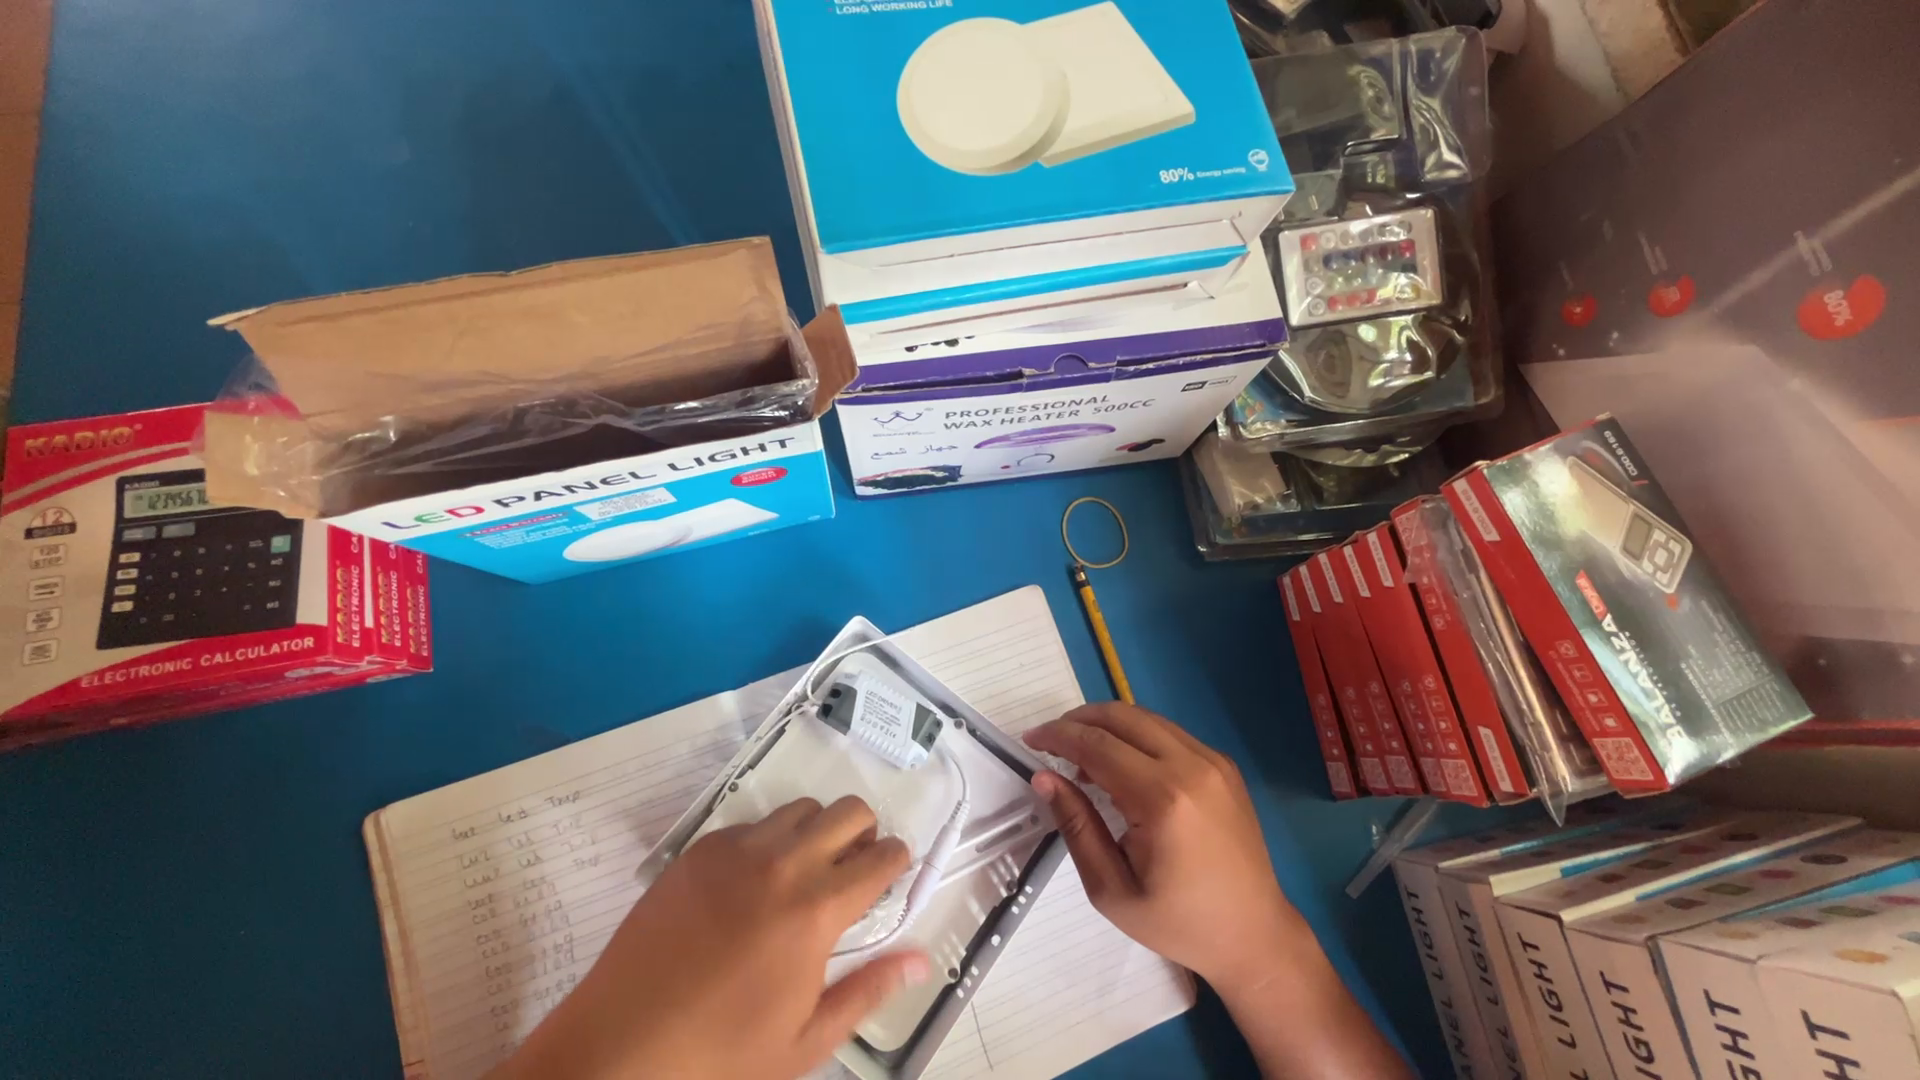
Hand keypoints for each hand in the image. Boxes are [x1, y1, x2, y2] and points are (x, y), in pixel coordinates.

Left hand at [491, 796, 928, 1079]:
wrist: (621, 1045)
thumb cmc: (722, 1053)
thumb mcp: (806, 1039)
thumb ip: (870, 990)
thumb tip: (922, 959)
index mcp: (816, 910)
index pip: (880, 858)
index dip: (897, 859)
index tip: (893, 870)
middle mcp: (783, 865)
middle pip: (849, 811)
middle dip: (866, 831)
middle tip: (856, 864)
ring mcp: (736, 851)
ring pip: (800, 809)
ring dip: (818, 830)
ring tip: (805, 870)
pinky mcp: (698, 851)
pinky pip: (752, 824)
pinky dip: (769, 839)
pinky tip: (754, 880)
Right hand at [1023, 703, 1297, 995]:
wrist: (1253, 934)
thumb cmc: (1178, 922)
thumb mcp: (1112, 888)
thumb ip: (1076, 826)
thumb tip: (1044, 777)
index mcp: (1162, 798)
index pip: (1097, 745)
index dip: (1058, 736)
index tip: (1030, 741)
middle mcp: (1191, 766)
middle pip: (1122, 717)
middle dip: (1078, 720)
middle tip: (1050, 740)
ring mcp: (1213, 762)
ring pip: (1146, 718)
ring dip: (1106, 726)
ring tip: (1080, 756)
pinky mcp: (1223, 766)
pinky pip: (1169, 733)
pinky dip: (1135, 736)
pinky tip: (1120, 765)